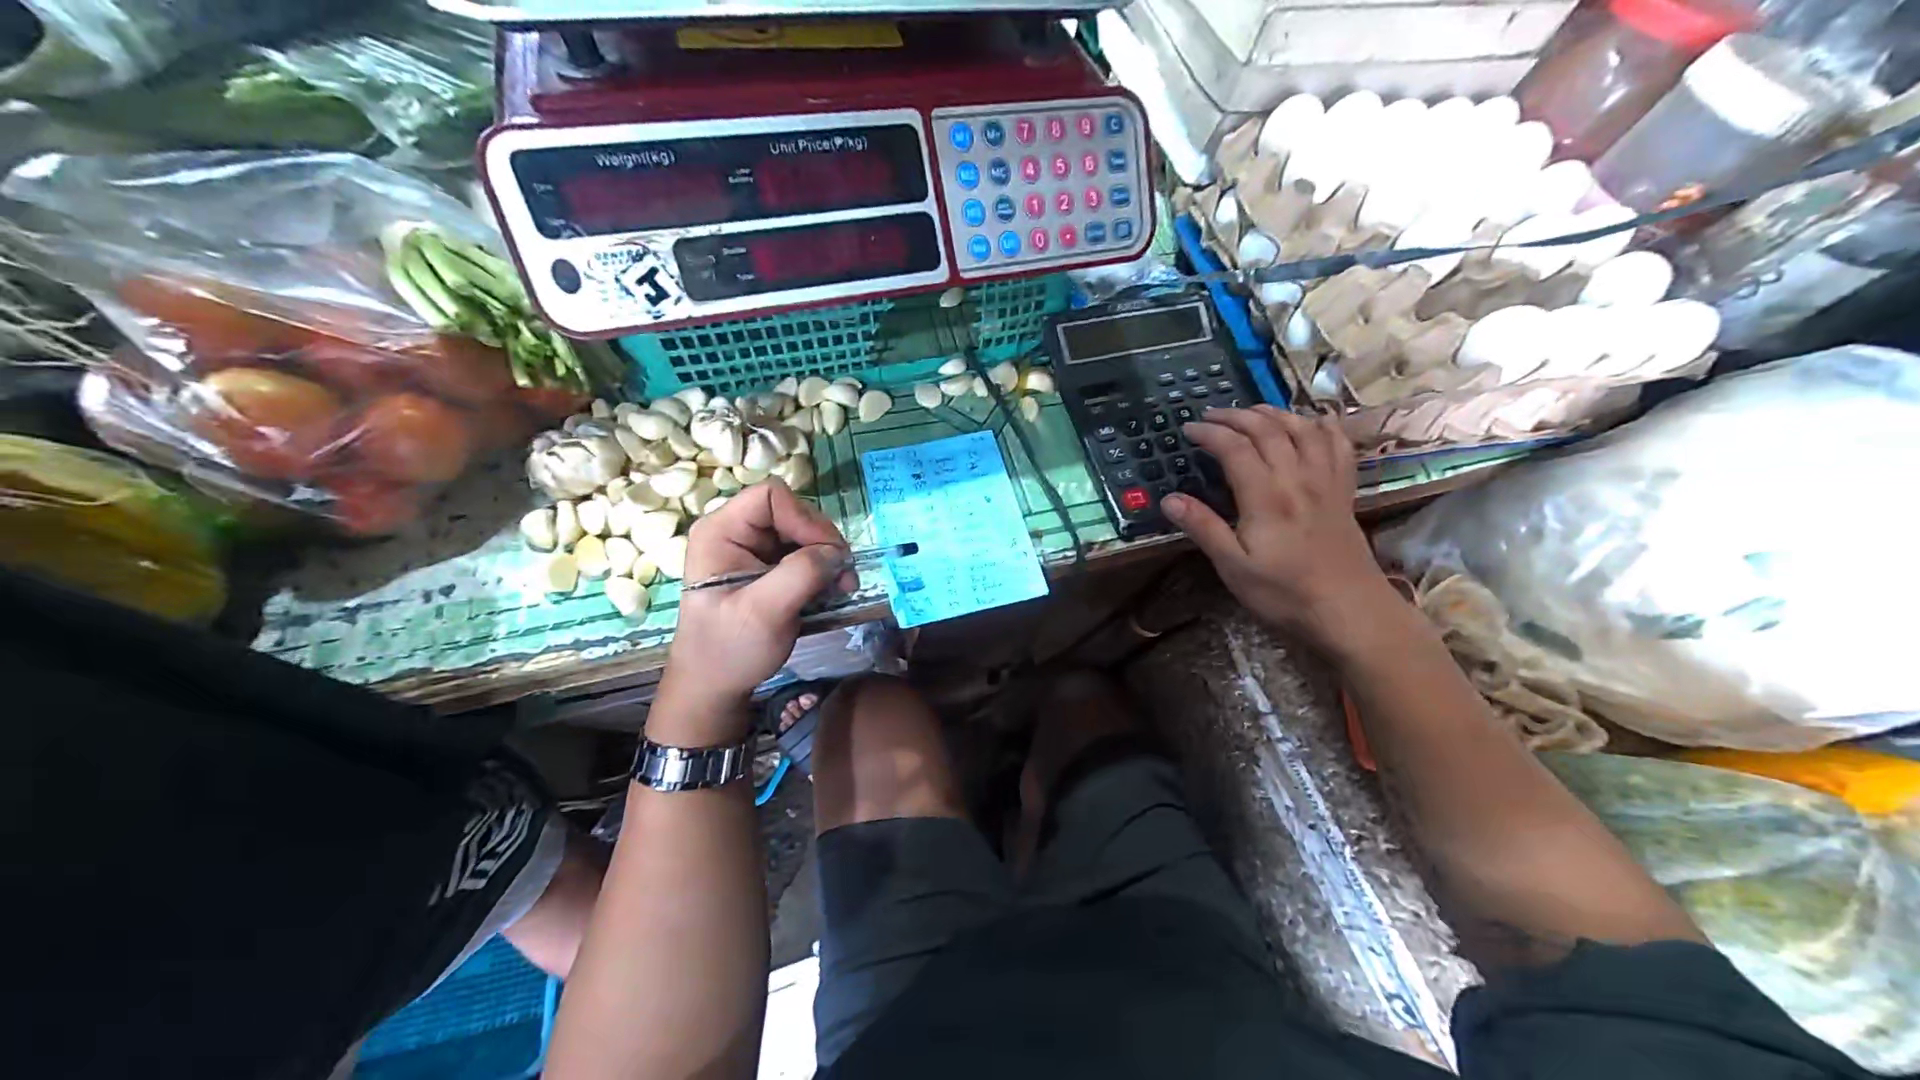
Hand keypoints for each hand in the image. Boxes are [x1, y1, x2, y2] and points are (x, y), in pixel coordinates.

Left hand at [655, 480, 851, 743]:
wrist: (715, 685)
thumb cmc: (729, 649)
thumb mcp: (764, 613)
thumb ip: (800, 575)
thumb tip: (837, 552)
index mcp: (721, 531)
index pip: (771, 496)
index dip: (804, 519)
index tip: (826, 554)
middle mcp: (736, 531)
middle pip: (793, 512)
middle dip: (822, 541)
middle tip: (842, 577)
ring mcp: (753, 549)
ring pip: (804, 532)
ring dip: (828, 557)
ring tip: (842, 588)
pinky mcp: (768, 567)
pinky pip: (805, 552)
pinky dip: (824, 569)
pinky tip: (832, 591)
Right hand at [1163, 405, 1398, 657]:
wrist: (1350, 612)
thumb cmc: (1285, 593)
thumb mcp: (1234, 567)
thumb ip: (1203, 528)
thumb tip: (1169, 499)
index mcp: (1266, 495)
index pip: (1234, 447)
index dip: (1209, 433)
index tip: (1188, 429)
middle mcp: (1298, 477)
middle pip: (1268, 429)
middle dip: (1237, 416)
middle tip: (1211, 416)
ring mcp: (1326, 482)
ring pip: (1303, 429)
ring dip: (1275, 413)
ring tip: (1253, 411)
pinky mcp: (1344, 492)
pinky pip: (1339, 446)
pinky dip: (1324, 426)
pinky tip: (1314, 421)